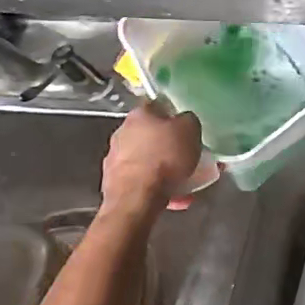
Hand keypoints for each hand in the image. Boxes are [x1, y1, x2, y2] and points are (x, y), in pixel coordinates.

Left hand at [101, 103, 204, 221]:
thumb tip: (183, 121)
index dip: (174, 114)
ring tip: (185, 179)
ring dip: (164, 166)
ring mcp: (114, 158)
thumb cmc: (165, 157)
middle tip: (188, 153)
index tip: (187, 126)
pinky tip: (175, 195)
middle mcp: (121, 132)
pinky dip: (157, 184)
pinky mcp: (113, 182)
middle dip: (169, 143)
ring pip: (147, 158)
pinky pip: (142, 178)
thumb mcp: (191, 130)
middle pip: (151, 134)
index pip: (158, 105)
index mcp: (139, 115)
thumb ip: (188, 120)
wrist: (136, 199)